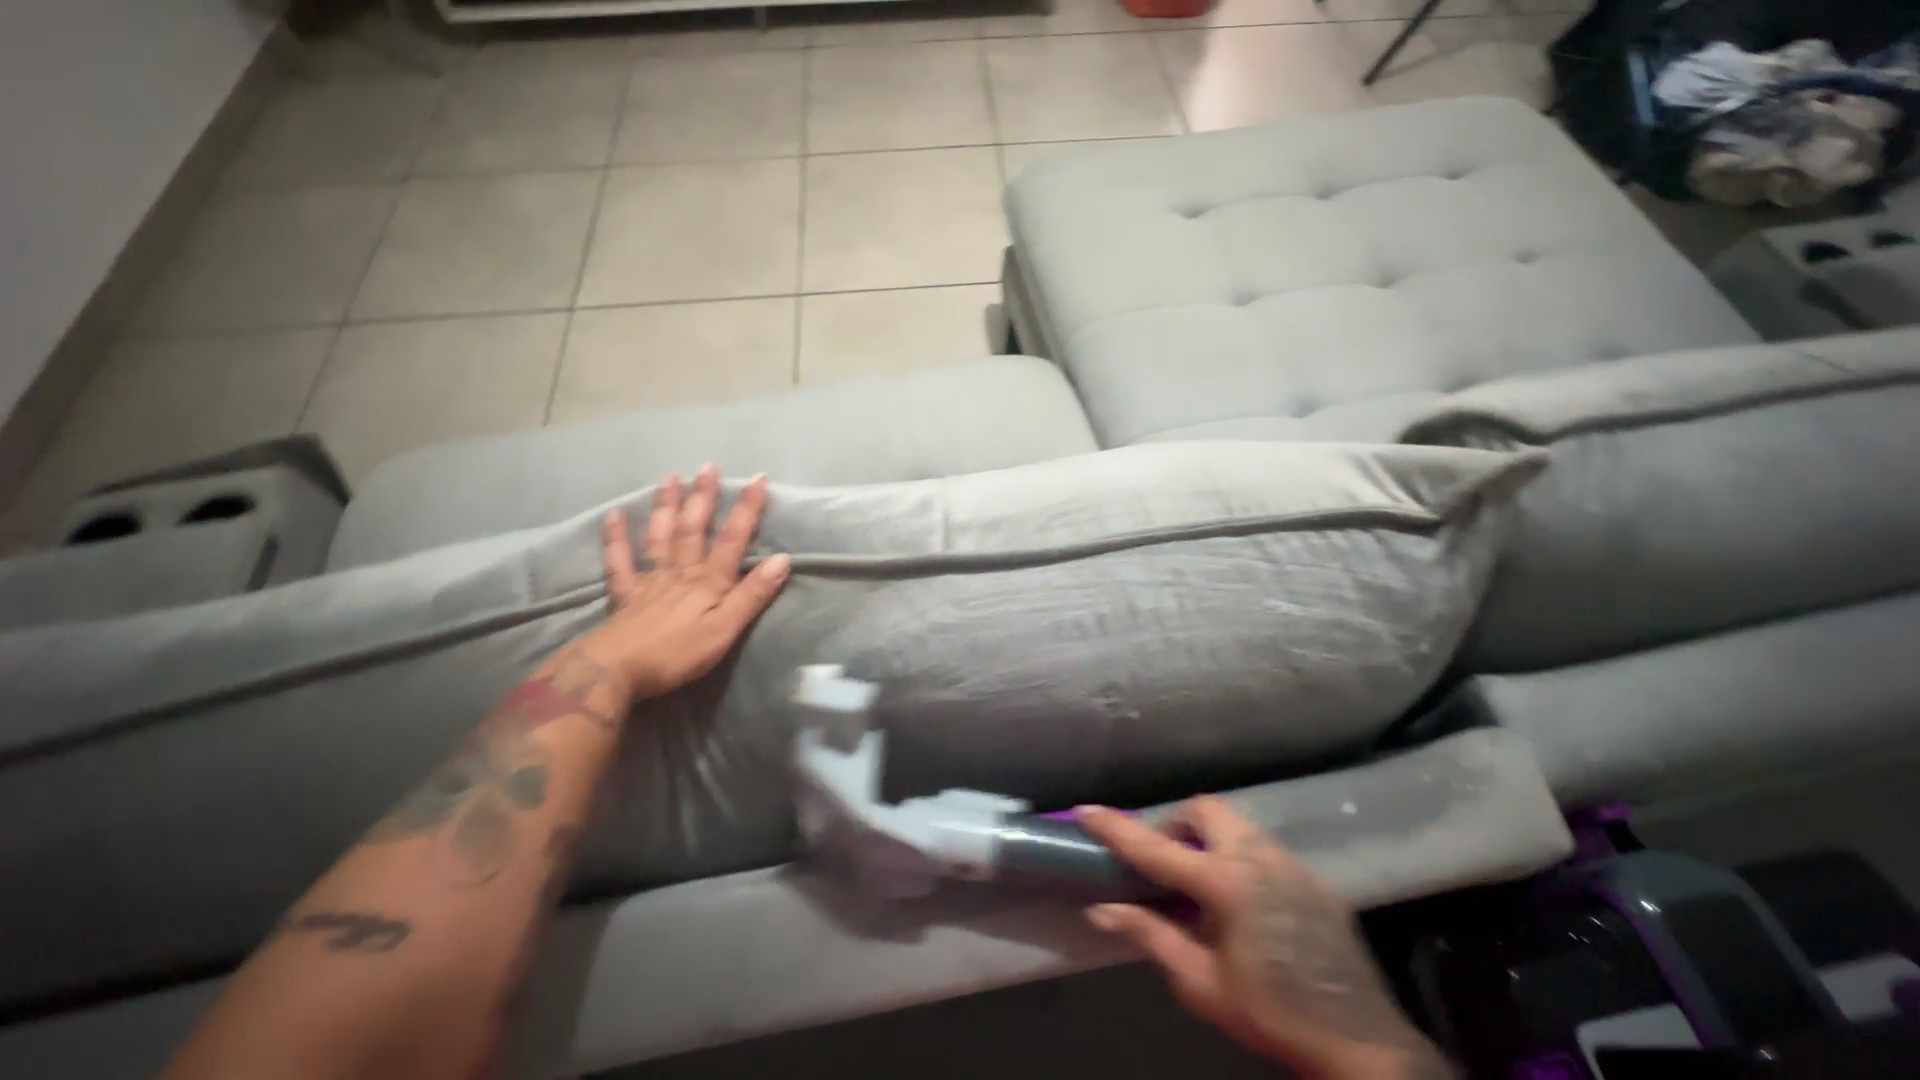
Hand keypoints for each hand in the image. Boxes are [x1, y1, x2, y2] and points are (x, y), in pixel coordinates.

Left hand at [577, 465, 790, 702]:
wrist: (617, 670)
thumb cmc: (677, 654)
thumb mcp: (725, 630)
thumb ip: (751, 596)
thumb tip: (782, 560)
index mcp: (708, 582)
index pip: (733, 539)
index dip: (747, 509)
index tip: (759, 478)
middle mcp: (680, 572)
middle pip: (694, 529)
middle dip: (703, 497)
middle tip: (708, 467)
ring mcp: (649, 580)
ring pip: (660, 536)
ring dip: (666, 507)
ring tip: (669, 478)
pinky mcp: (625, 594)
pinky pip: (619, 561)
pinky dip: (616, 537)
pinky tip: (615, 515)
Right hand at [1078, 799, 1453, 1079]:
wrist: (1357, 1039)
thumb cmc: (1269, 1012)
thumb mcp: (1200, 982)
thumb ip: (1151, 935)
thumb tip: (1101, 909)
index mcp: (1225, 882)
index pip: (1157, 847)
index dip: (1118, 828)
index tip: (1087, 810)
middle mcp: (1258, 858)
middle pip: (1206, 809)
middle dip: (1176, 825)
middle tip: (1163, 864)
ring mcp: (1291, 864)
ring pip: (1238, 825)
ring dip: (1209, 839)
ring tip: (1199, 884)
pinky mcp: (1314, 879)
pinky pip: (1265, 849)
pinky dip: (1240, 858)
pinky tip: (1241, 904)